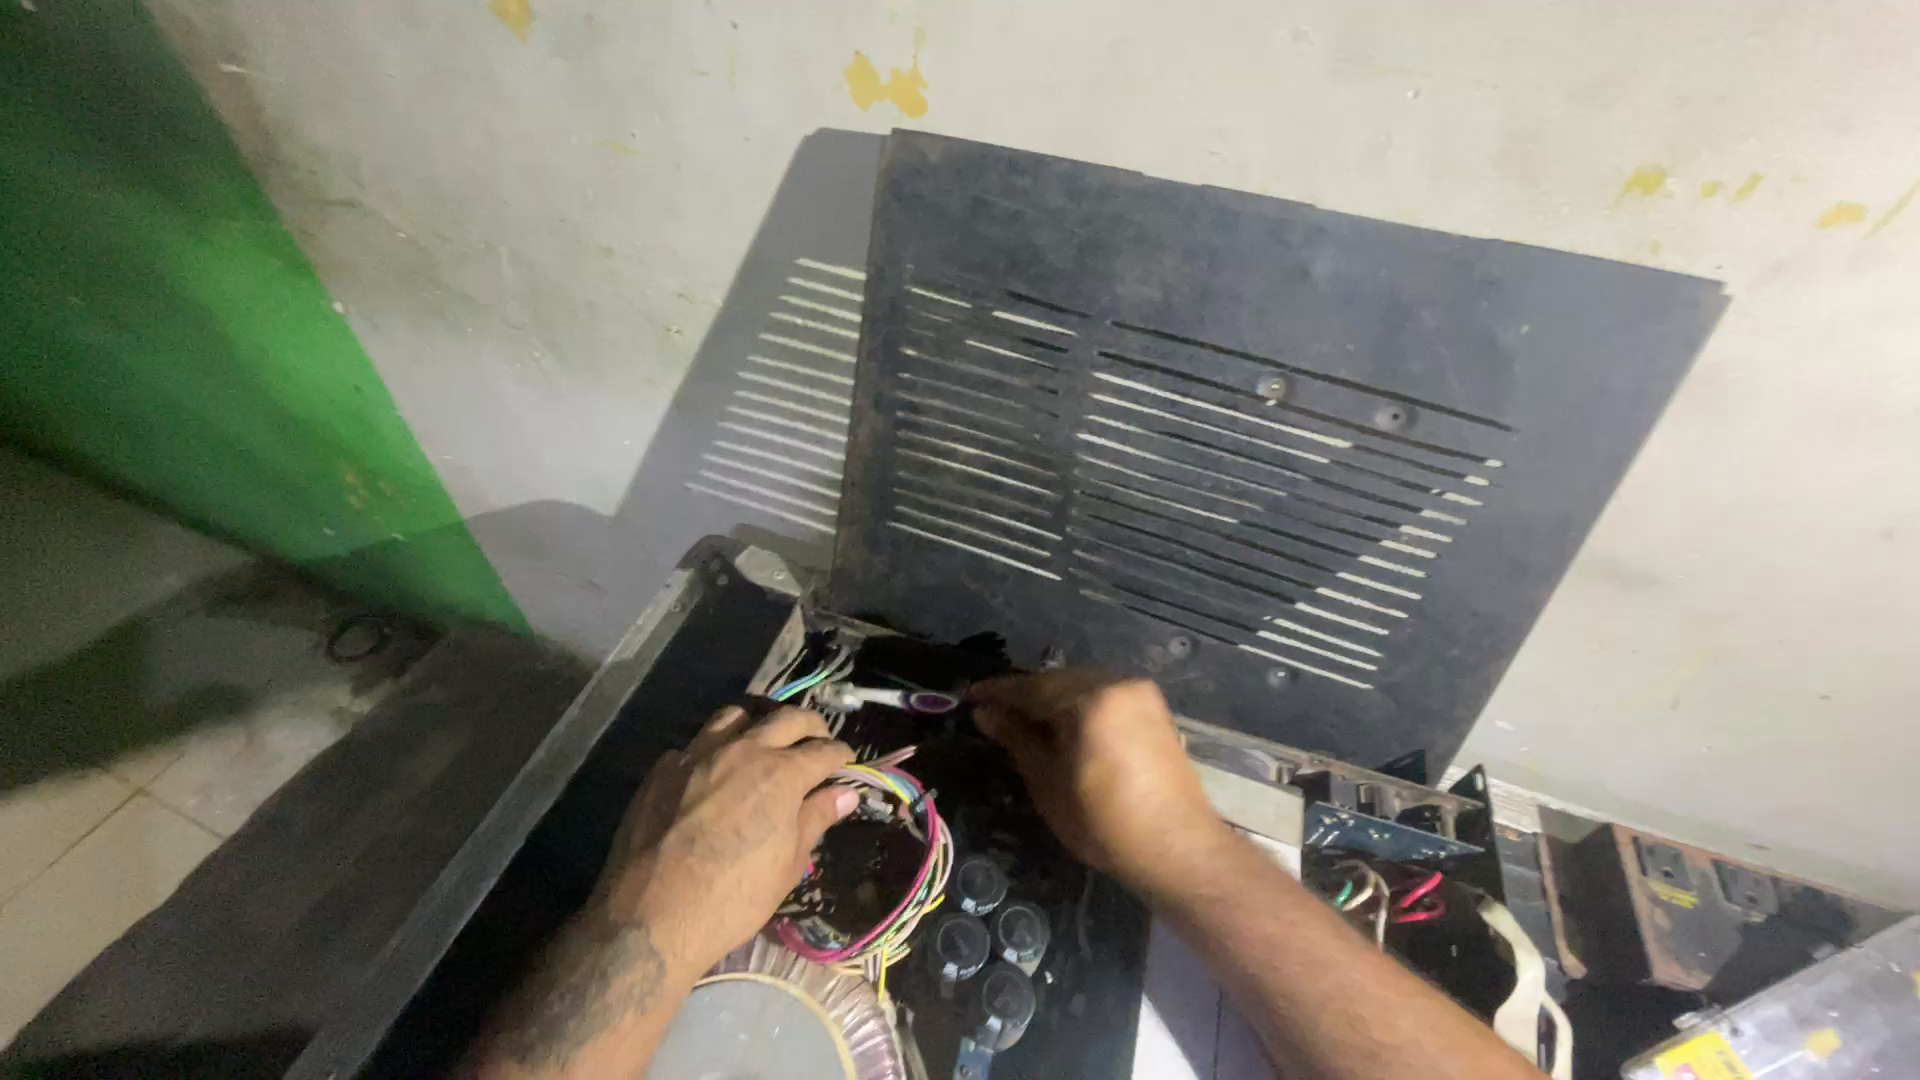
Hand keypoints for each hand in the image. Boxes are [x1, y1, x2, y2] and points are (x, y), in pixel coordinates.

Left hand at [590, 705, 856, 977]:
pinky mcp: (663, 768)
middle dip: (811, 726)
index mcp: (782, 774)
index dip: (841, 754)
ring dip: (758, 724)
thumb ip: (816, 819)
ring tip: (763, 742)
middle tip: (816, 740)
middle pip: (787, 718)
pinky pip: (695, 744)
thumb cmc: (732, 899)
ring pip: (736, 716)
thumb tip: (846, 794)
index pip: (824, 750)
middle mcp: (744, 750)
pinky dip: (713, 750)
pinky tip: (713, 772)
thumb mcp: (787, 865)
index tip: (845, 761)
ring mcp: (699, 754)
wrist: (648, 918)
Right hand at [971, 670, 1231, 895]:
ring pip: (1082, 684)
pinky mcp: (1154, 708)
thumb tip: (985, 712)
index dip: (997, 692)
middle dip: (1026, 694)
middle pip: (1058, 680)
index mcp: (1090, 698)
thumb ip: (1016, 738)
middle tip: (993, 712)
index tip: (969, 696)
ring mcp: (1140, 693)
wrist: (1178, 850)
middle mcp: (1117, 682)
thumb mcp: (1048, 782)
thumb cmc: (1104, 822)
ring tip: (1024, 720)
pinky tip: (1063, 725)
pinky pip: (1105, 694)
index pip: (1031, 686)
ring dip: (1053, 699)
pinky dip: (1080, 704)